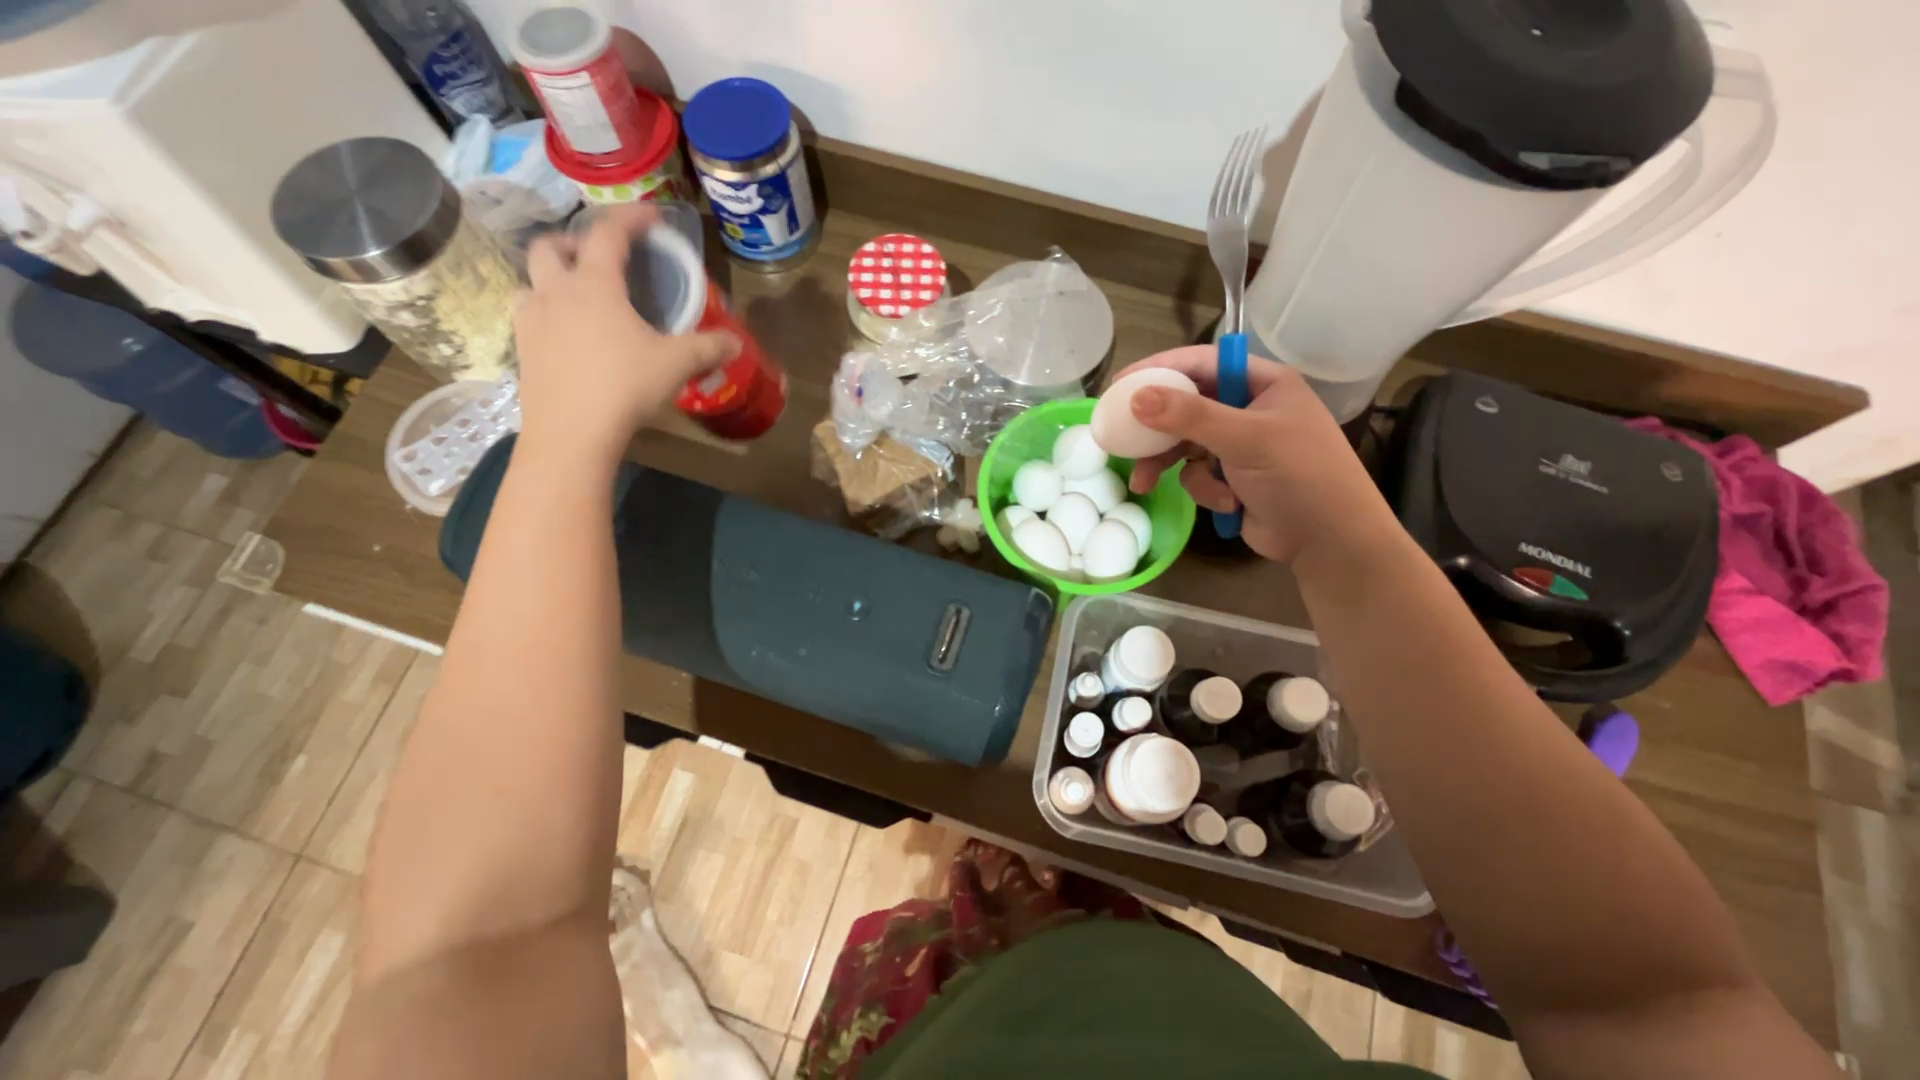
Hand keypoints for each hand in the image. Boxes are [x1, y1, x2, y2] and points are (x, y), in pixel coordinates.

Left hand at [513, 205, 738, 460]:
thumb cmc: (624, 387)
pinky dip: (545, 314)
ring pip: (530, 281)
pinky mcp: (523, 351)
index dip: (631, 218)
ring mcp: (533, 322)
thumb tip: (736, 343)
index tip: (651, 215)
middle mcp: (556, 293)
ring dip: (551, 278)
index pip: (608, 234)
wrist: (571, 433)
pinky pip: (527, 317)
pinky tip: (565, 335)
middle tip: (600, 258)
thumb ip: (708, 348)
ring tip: (578, 297)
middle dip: (574, 242)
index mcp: (595, 285)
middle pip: (550, 247)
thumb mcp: (676, 365)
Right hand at [1122, 346, 1394, 562]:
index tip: (1120, 384)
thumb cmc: (1299, 476)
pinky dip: (1205, 489)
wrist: (1331, 541)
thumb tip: (1135, 398)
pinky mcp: (1234, 479)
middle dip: (1157, 428)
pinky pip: (1199, 474)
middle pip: (1187, 405)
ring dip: (1170, 464)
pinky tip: (1226, 504)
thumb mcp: (1245, 438)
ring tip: (1144, 483)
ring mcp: (1242, 445)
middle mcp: (1251, 409)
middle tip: (1119, 436)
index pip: (1201, 363)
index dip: (1159, 370)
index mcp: (1264, 384)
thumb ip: (1190, 415)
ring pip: (1186, 444)